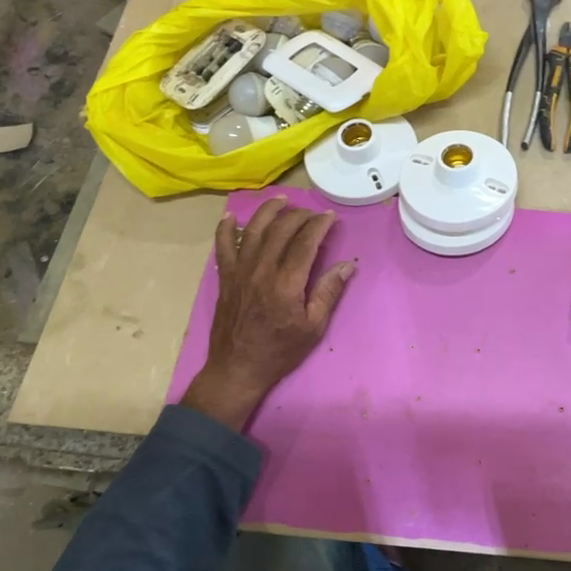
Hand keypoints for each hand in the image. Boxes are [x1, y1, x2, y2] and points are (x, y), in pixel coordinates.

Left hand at [180, 198, 355, 432]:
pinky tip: (232, 217)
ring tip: (281, 200)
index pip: (305, 242)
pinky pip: (223, 247)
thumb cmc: (280, 351)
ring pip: (253, 231)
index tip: (330, 217)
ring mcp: (240, 272)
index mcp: (286, 284)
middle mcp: (261, 271)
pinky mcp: (226, 278)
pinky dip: (226, 229)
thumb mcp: (314, 327)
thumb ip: (329, 292)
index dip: (319, 225)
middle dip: (299, 215)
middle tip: (313, 214)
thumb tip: (347, 265)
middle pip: (281, 230)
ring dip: (268, 211)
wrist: (237, 369)